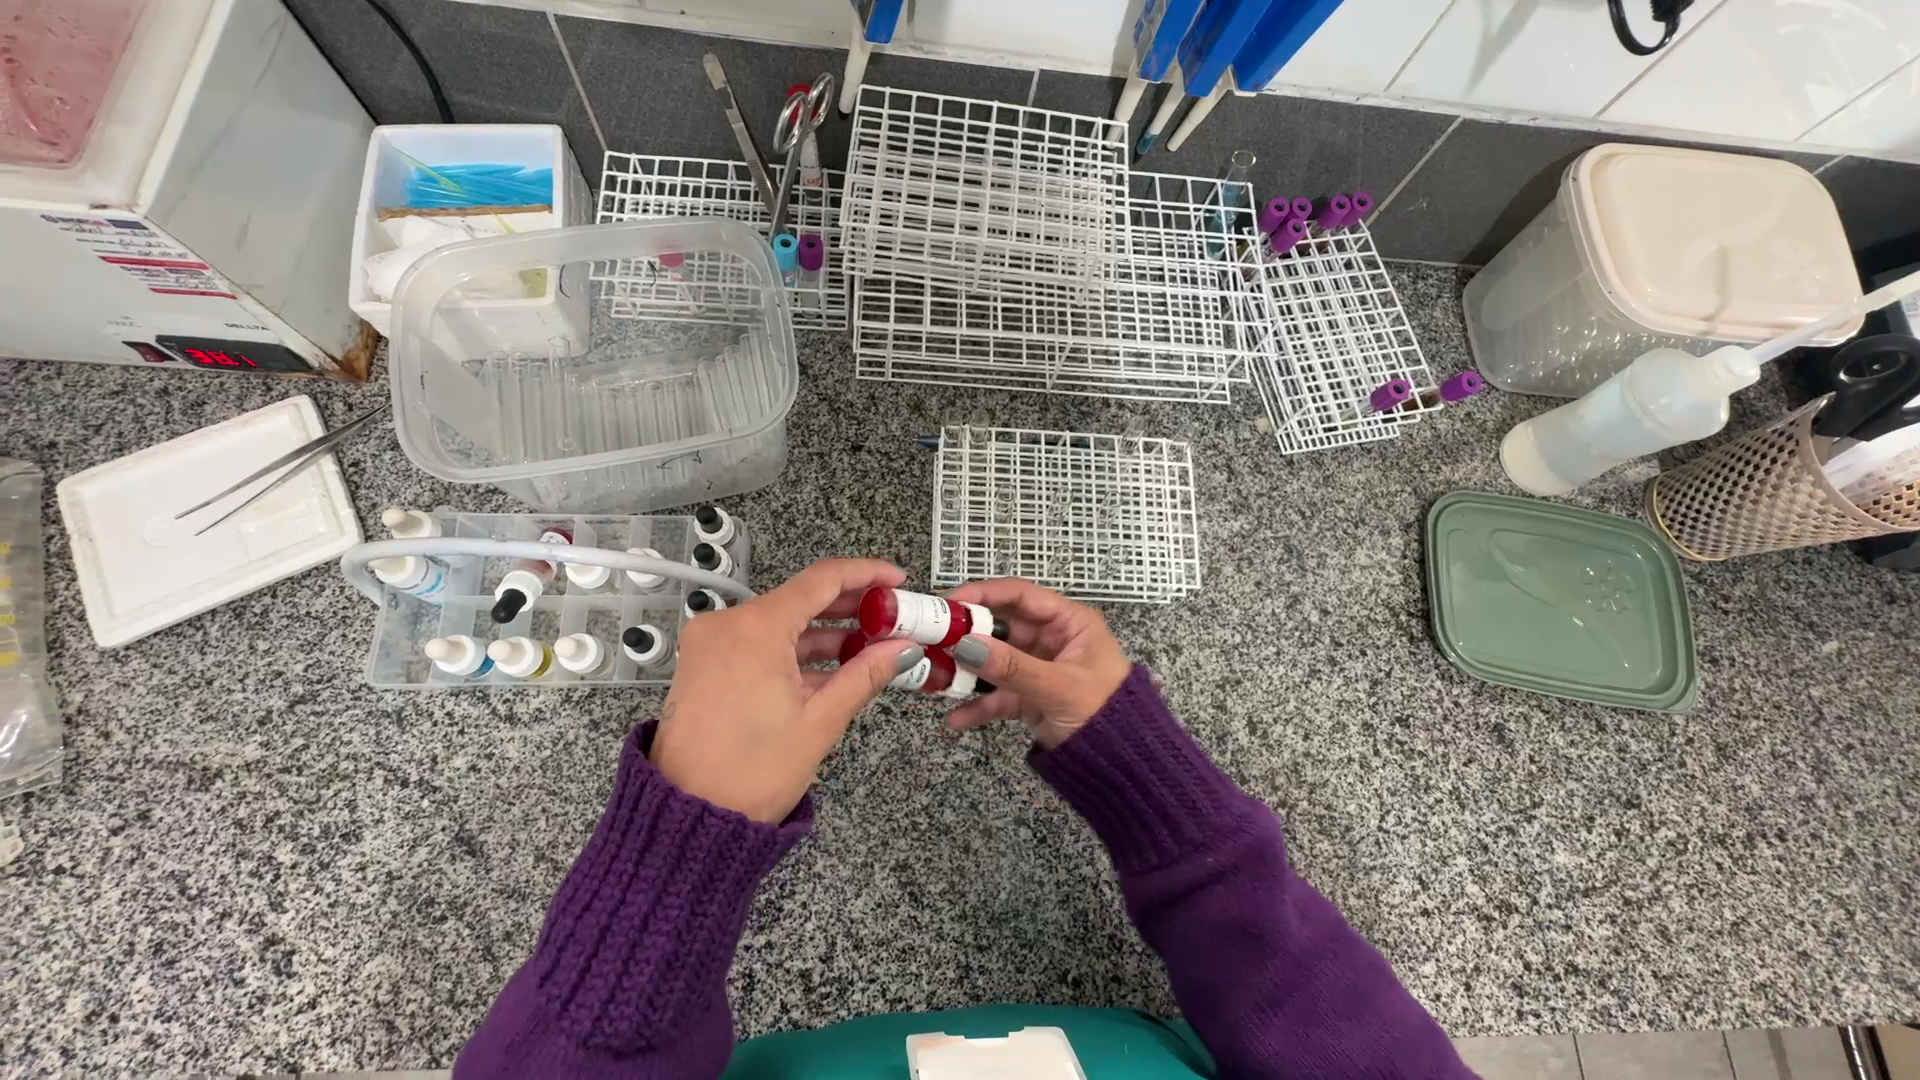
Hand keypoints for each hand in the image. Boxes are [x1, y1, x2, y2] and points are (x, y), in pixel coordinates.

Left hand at [650, 557, 924, 822]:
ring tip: (870, 644)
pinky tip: (832, 666)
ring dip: (825, 631)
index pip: (822, 579)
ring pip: (781, 621)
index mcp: (755, 628)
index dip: (867, 574)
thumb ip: (865, 674)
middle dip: (850, 606)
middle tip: (891, 617)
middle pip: (801, 597)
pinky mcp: (706, 664)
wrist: (687, 818)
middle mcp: (727, 625)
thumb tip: (902, 648)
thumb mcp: (819, 721)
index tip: (896, 578)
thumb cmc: (746, 775)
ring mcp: (712, 643)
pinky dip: (796, 651)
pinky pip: (760, 643)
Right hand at [940, 578, 1131, 749]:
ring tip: (934, 674)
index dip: (983, 594)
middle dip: (967, 634)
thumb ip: (1012, 667)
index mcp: (1069, 621)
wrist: (1126, 766)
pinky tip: (956, 718)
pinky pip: (998, 696)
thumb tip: (965, 645)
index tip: (948, 602)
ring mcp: (1038, 669)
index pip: (1020, 595)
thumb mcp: (1059, 687)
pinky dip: (978, 706)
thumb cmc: (1106, 714)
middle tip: (932, 637)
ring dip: (966, 669)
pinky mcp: (1029, 698)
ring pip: (994, 661)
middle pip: (1001, 627)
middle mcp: (1051, 639)